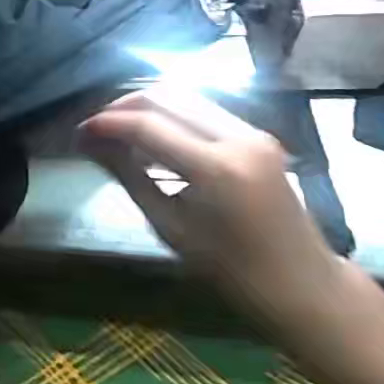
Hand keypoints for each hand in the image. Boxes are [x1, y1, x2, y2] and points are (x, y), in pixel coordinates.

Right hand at [79, 88, 346, 328]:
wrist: (304, 286)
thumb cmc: (232, 272)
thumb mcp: (170, 227)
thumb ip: (129, 175)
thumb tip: (89, 143)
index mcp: (217, 169)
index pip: (147, 126)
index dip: (107, 124)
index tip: (79, 133)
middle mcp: (238, 137)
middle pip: (166, 97)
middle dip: (123, 106)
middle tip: (96, 127)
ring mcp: (253, 132)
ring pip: (185, 96)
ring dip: (147, 107)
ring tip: (119, 130)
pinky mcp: (258, 134)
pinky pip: (203, 110)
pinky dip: (171, 115)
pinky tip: (153, 136)